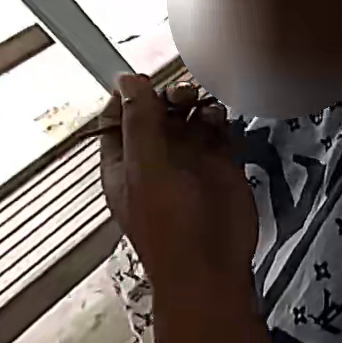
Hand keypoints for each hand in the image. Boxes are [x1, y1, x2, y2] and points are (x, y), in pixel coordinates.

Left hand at [99, 75, 255, 281]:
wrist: (213, 264)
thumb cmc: (170, 223)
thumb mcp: (147, 170)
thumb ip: (140, 123)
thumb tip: (127, 79)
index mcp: (125, 162)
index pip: (119, 118)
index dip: (130, 96)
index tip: (147, 78)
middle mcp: (157, 159)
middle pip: (158, 114)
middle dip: (168, 98)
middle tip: (185, 93)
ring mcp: (191, 162)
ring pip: (190, 120)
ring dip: (196, 106)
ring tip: (205, 104)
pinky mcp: (222, 166)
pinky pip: (219, 133)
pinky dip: (219, 120)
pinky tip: (220, 119)